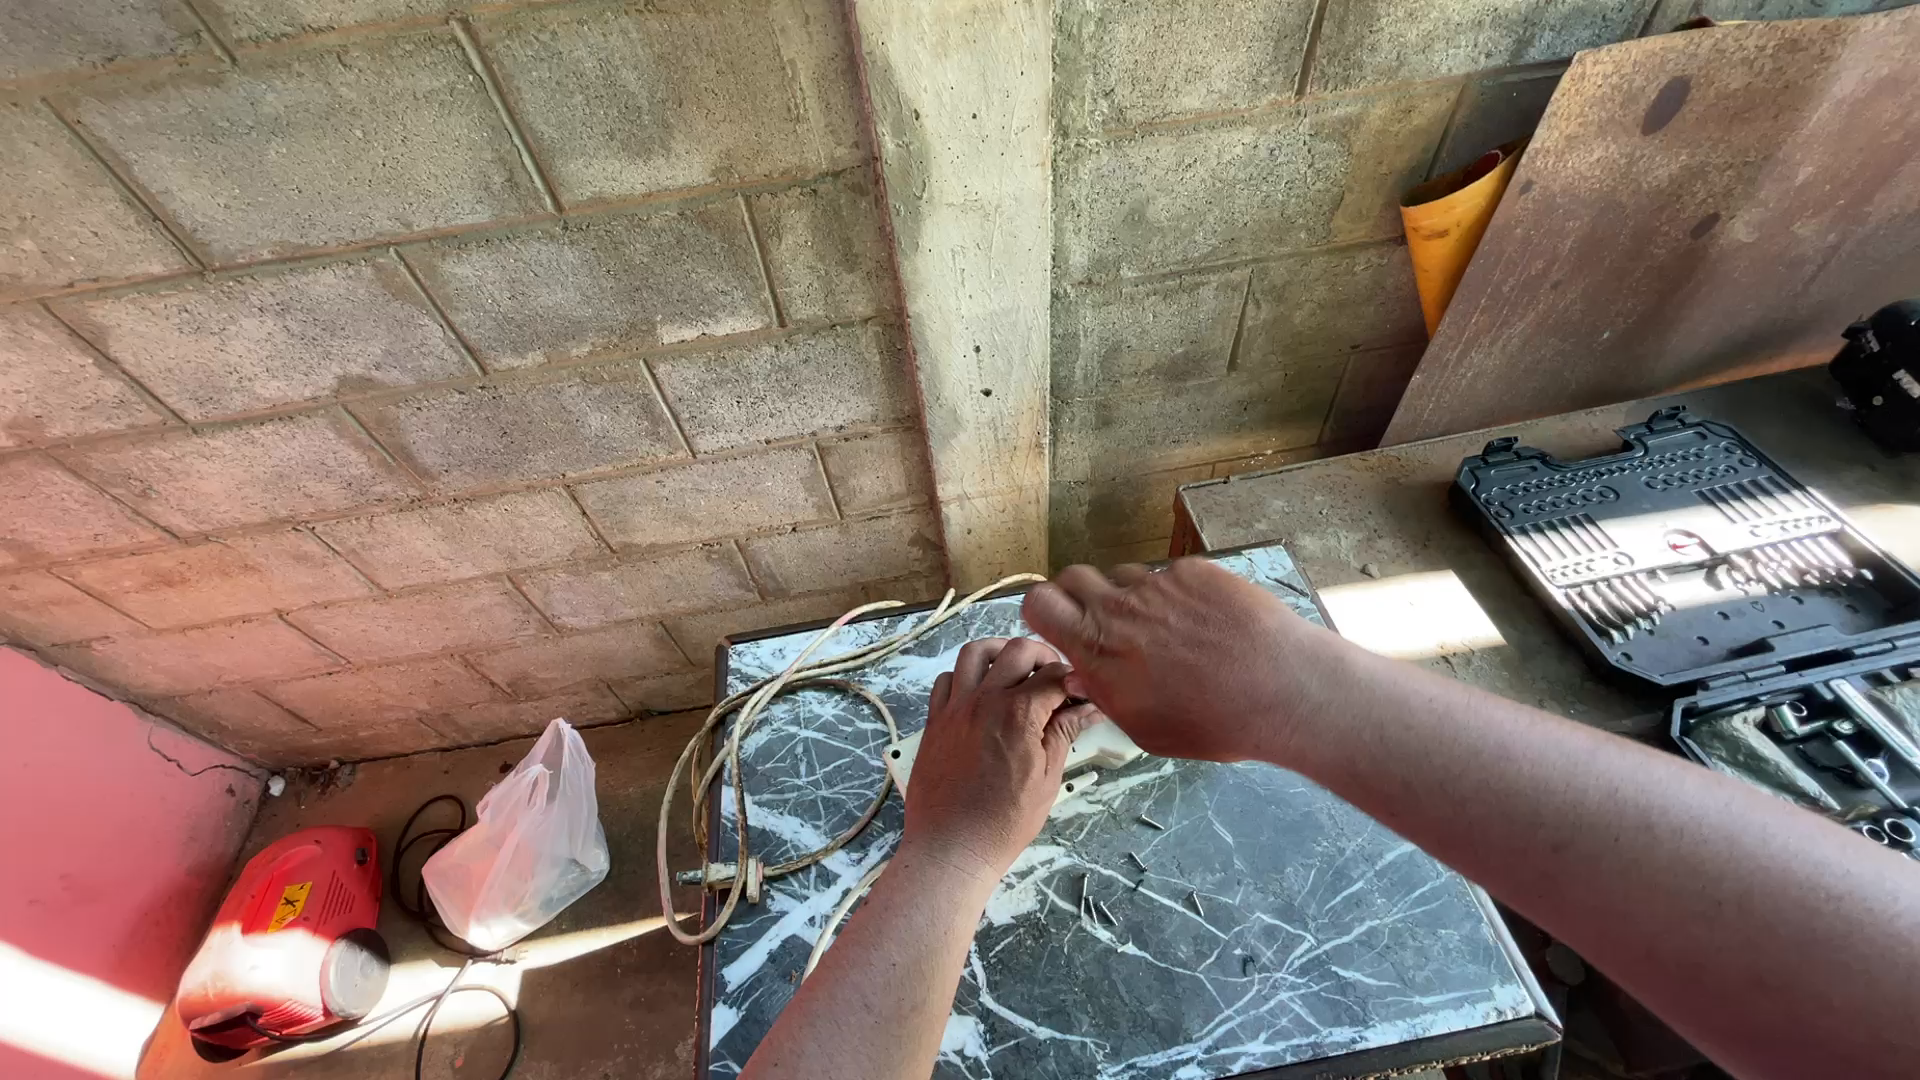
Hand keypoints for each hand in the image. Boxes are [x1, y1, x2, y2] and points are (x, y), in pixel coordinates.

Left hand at [901, 638, 1103, 881]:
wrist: (951, 848)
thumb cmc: (1000, 823)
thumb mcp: (1047, 780)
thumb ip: (1063, 734)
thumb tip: (1085, 710)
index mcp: (1018, 714)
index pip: (1055, 676)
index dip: (1075, 682)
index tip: (1081, 695)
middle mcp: (984, 700)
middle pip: (1017, 650)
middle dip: (1042, 655)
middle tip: (1053, 676)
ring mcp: (955, 707)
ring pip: (975, 652)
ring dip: (1000, 652)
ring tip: (1015, 669)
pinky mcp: (936, 720)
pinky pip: (947, 679)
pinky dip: (965, 675)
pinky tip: (980, 692)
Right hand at [1021, 558, 1347, 763]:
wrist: (1284, 689)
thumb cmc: (1213, 723)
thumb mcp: (1144, 728)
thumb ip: (1103, 693)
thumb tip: (1081, 671)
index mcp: (1097, 649)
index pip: (1038, 603)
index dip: (1042, 611)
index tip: (1058, 625)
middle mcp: (1118, 608)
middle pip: (1072, 577)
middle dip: (1078, 595)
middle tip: (1103, 620)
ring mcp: (1156, 584)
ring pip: (1122, 575)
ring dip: (1129, 596)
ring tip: (1165, 626)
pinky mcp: (1192, 570)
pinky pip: (1168, 574)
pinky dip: (1175, 593)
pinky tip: (1205, 620)